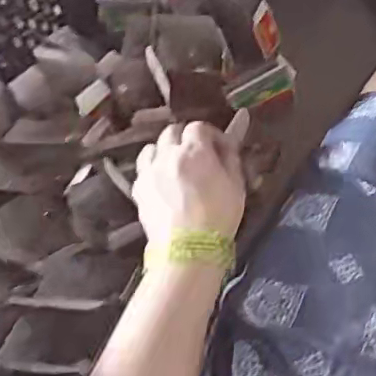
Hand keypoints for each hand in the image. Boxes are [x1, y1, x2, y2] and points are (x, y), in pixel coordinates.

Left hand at [133, 122, 245, 245]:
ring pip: (153, 147)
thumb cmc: (219, 216)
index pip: (199, 126)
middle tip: (198, 155)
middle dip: (186, 138)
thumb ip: (231, 154)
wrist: (187, 249)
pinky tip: (164, 183)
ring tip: (177, 166)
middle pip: (172, 131)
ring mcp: (149, 171)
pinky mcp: (138, 188)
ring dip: (166, 151)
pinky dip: (154, 169)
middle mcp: (168, 154)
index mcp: (195, 150)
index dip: (211, 134)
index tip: (220, 148)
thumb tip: (236, 127)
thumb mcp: (236, 183)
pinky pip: (144, 168)